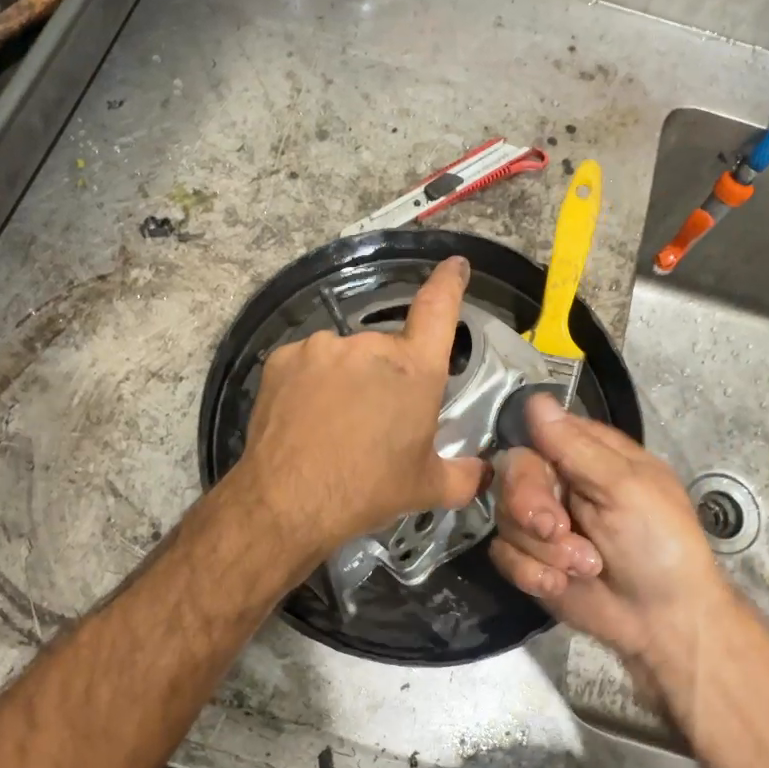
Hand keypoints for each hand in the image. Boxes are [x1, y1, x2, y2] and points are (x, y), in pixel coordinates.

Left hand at [230, 256, 488, 570]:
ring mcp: (323, 346)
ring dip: (347, 380)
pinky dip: (311, 384)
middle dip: (387, 379)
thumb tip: (484, 473)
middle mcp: (370, 345)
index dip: (449, 283)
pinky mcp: (283, 357)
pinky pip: (308, 364)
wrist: (287, 501)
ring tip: (334, 425)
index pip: (439, 308)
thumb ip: (466, 475)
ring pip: (345, 358)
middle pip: (388, 351)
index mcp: (415, 368)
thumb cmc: (366, 491)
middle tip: (376, 423)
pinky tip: (305, 418)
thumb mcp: (427, 488)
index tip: (454, 266)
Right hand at [489, 392, 724, 665]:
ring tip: (586, 567)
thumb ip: (575, 447)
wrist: (664, 623)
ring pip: (505, 520)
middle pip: (511, 478)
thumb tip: (535, 399)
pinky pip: (503, 556)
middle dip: (530, 510)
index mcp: (586, 455)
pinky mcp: (530, 562)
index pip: (534, 436)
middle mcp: (560, 483)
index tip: (548, 483)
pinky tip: (560, 585)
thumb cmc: (661, 544)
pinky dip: (532, 574)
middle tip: (557, 531)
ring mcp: (542, 525)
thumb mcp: (626, 488)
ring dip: (543, 550)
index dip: (531, 461)